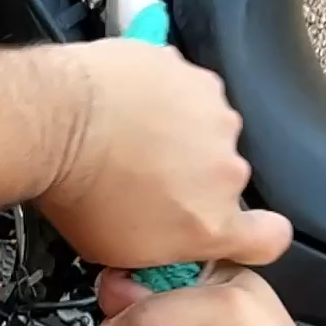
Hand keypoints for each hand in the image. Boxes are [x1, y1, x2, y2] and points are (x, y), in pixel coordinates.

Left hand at [32, 40, 290, 268]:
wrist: (58, 124)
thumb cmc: (76, 190)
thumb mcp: (110, 249)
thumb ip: (155, 245)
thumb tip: (154, 240)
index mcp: (209, 223)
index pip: (267, 238)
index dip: (250, 235)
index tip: (231, 229)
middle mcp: (226, 171)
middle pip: (220, 180)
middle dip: (187, 179)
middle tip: (138, 177)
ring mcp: (216, 118)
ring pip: (206, 133)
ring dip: (176, 135)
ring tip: (126, 138)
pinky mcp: (196, 76)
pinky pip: (186, 91)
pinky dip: (162, 97)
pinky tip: (126, 107)